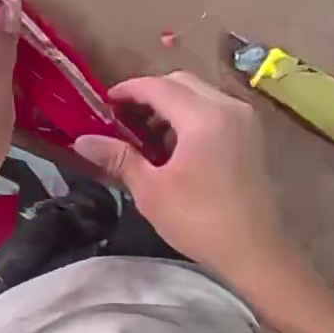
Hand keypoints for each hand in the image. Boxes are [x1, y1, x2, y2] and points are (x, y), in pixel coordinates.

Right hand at [73, 72, 287, 273]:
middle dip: (149, 94)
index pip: (158, 87)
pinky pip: (214, 110)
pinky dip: (190, 116)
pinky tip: (173, 147)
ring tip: (145, 136)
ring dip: (170, 106)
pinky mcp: (251, 135)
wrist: (252, 249)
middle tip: (122, 119)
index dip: (128, 91)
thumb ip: (118, 158)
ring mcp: (244, 120)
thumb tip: (81, 141)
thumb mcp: (150, 190)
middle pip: (181, 82)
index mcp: (203, 117)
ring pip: (199, 94)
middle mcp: (228, 107)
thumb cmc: (197, 220)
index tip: (104, 103)